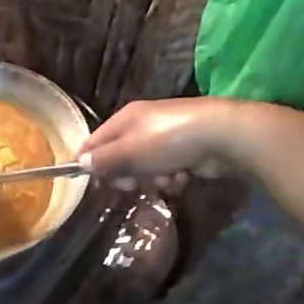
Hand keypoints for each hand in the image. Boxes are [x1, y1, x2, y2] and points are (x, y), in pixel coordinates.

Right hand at [79, 97, 279, 189]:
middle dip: (126, 175)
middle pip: (119, 158)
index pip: (95, 142)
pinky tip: (182, 176)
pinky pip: (166, 170)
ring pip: (143, 168)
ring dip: (152, 179)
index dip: (91, 163)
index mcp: (125, 118)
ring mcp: (164, 137)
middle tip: (133, 184)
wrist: (223, 135)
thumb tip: (81, 163)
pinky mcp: (184, 149)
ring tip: (166, 178)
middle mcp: (142, 124)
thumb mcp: (129, 151)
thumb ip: (104, 159)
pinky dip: (172, 177)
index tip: (98, 182)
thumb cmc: (168, 140)